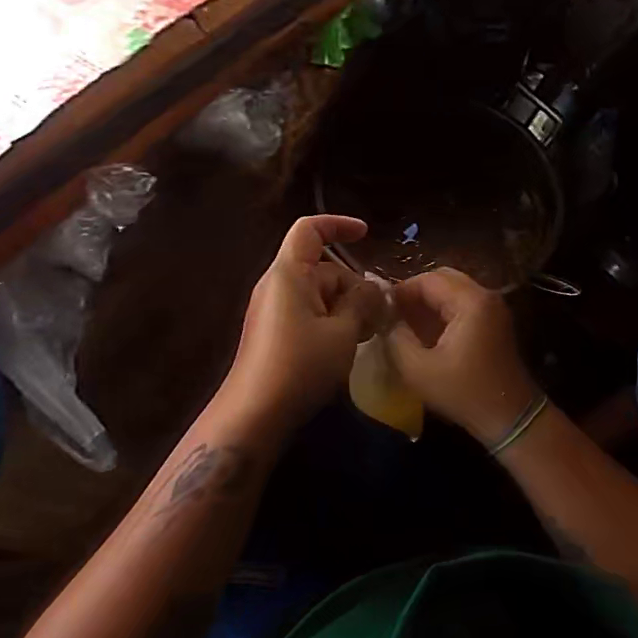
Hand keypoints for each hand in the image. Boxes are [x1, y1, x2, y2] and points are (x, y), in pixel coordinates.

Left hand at [219, 216, 384, 433]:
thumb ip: (362, 303)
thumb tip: (374, 288)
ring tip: (369, 335)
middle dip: (354, 286)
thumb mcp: (342, 333)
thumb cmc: (300, 365)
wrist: (256, 412)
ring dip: (346, 308)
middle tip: (381, 316)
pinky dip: (331, 321)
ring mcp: (273, 310)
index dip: (338, 225)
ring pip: (318, 294)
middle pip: (322, 269)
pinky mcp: (274, 333)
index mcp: (289, 274)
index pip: (310, 230)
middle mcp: (277, 285)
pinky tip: (347, 347)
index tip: (367, 235)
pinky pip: (308, 314)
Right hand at [387, 268, 537, 444]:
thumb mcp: (418, 369)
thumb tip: (385, 318)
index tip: (380, 309)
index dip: (400, 291)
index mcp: (471, 301)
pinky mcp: (494, 325)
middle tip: (391, 316)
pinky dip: (442, 315)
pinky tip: (424, 336)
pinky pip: (463, 308)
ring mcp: (493, 310)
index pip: (428, 280)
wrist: (510, 418)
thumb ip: (396, 337)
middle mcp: (486, 297)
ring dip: (427, 306)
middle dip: (414, 296)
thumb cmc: (463, 393)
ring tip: (403, 327)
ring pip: (453, 293)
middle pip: (442, 280)